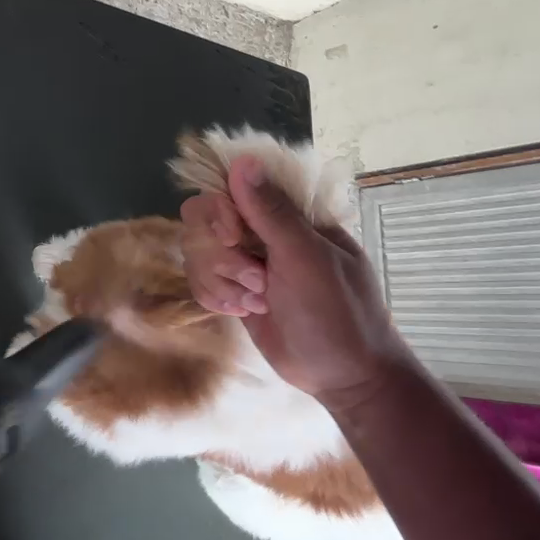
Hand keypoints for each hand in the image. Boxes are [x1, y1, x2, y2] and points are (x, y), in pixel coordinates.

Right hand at [180, 156, 413, 409]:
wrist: (345, 380)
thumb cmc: (339, 313)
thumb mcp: (307, 259)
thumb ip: (272, 211)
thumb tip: (243, 160)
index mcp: (286, 215)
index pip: (228, 187)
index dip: (220, 210)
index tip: (232, 236)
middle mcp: (260, 231)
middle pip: (201, 218)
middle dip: (218, 254)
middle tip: (255, 280)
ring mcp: (243, 260)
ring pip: (195, 250)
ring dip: (219, 280)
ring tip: (255, 302)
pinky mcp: (231, 289)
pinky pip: (197, 278)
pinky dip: (213, 296)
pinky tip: (241, 312)